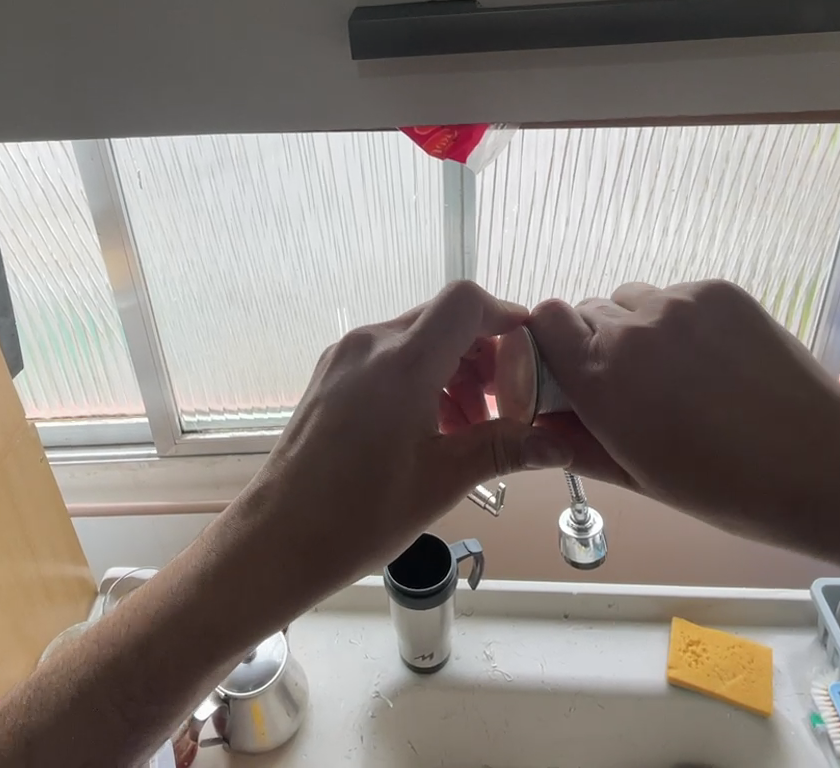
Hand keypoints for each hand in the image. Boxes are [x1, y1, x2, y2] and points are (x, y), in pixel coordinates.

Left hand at [226, 281, 575, 595]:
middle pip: (442, 319)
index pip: (464, 302)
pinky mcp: (331, 372)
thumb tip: (560, 445)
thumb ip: (505, 448)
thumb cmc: (361, 514)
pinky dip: (420, 376)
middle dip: (482, 355)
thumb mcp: (443, 480)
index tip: (527, 355)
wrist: (278, 537)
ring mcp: (345, 355)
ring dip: (452, 369)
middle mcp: (371, 343)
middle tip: (504, 407)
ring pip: (416, 337)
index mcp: (402, 363)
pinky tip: (428, 426)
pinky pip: (388, 355)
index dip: (504, 317)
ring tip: (467, 427)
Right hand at [528, 279, 839, 530]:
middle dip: (599, 340)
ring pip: (634, 299)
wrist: (825, 463)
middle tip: (635, 381)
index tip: (571, 367)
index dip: (552, 339)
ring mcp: (677, 303)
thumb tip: (540, 422)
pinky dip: (683, 321)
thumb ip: (576, 441)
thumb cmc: (723, 487)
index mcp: (601, 376)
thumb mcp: (636, 476)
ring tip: (680, 369)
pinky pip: (678, 295)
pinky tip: (717, 359)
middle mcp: (631, 329)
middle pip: (588, 310)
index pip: (545, 317)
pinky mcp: (717, 290)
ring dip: (639, 327)